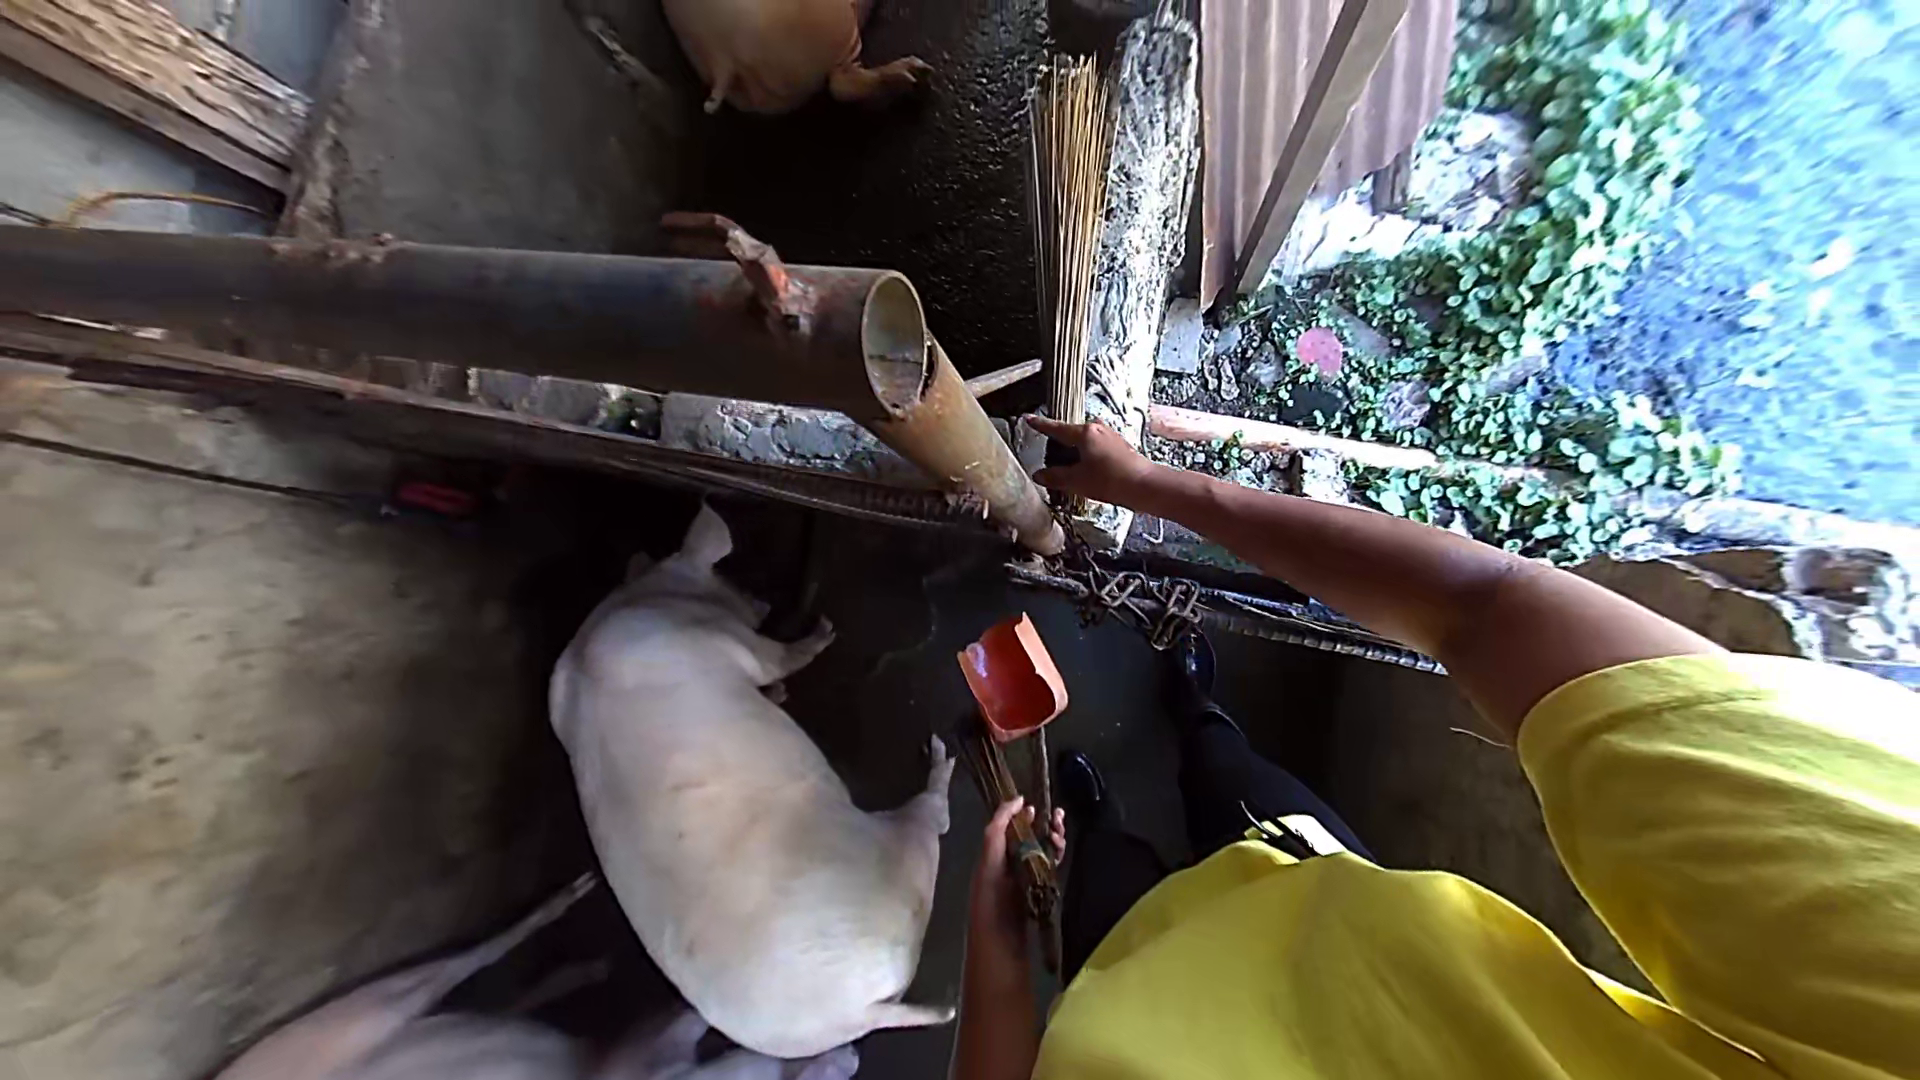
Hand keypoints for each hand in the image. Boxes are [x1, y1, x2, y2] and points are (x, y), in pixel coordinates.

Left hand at [968, 797, 1066, 946]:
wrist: (1001, 940)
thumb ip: (999, 825)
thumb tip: (1019, 799)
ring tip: (1059, 832)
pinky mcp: (1042, 888)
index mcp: (995, 851)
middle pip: (1031, 833)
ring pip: (1044, 847)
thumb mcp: (989, 854)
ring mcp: (1028, 874)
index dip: (1022, 812)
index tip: (1035, 804)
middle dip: (1044, 822)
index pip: (1011, 824)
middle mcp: (1011, 860)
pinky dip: (1057, 853)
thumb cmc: (990, 894)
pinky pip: (1051, 864)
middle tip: (1058, 816)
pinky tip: (1060, 846)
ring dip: (1054, 836)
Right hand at [1023, 415, 1159, 507]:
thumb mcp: (1076, 481)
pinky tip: (1086, 471)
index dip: (1041, 425)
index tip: (1029, 419)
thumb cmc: (1111, 480)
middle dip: (1060, 445)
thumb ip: (1055, 477)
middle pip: (1071, 434)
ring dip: (1075, 452)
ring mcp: (1109, 436)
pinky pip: (1095, 447)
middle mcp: (1097, 429)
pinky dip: (1087, 456)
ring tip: (1069, 469)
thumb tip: (1039, 475)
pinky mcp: (1118, 446)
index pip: (1056, 428)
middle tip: (1050, 458)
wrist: (1143, 486)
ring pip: (1084, 441)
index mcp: (1084, 433)